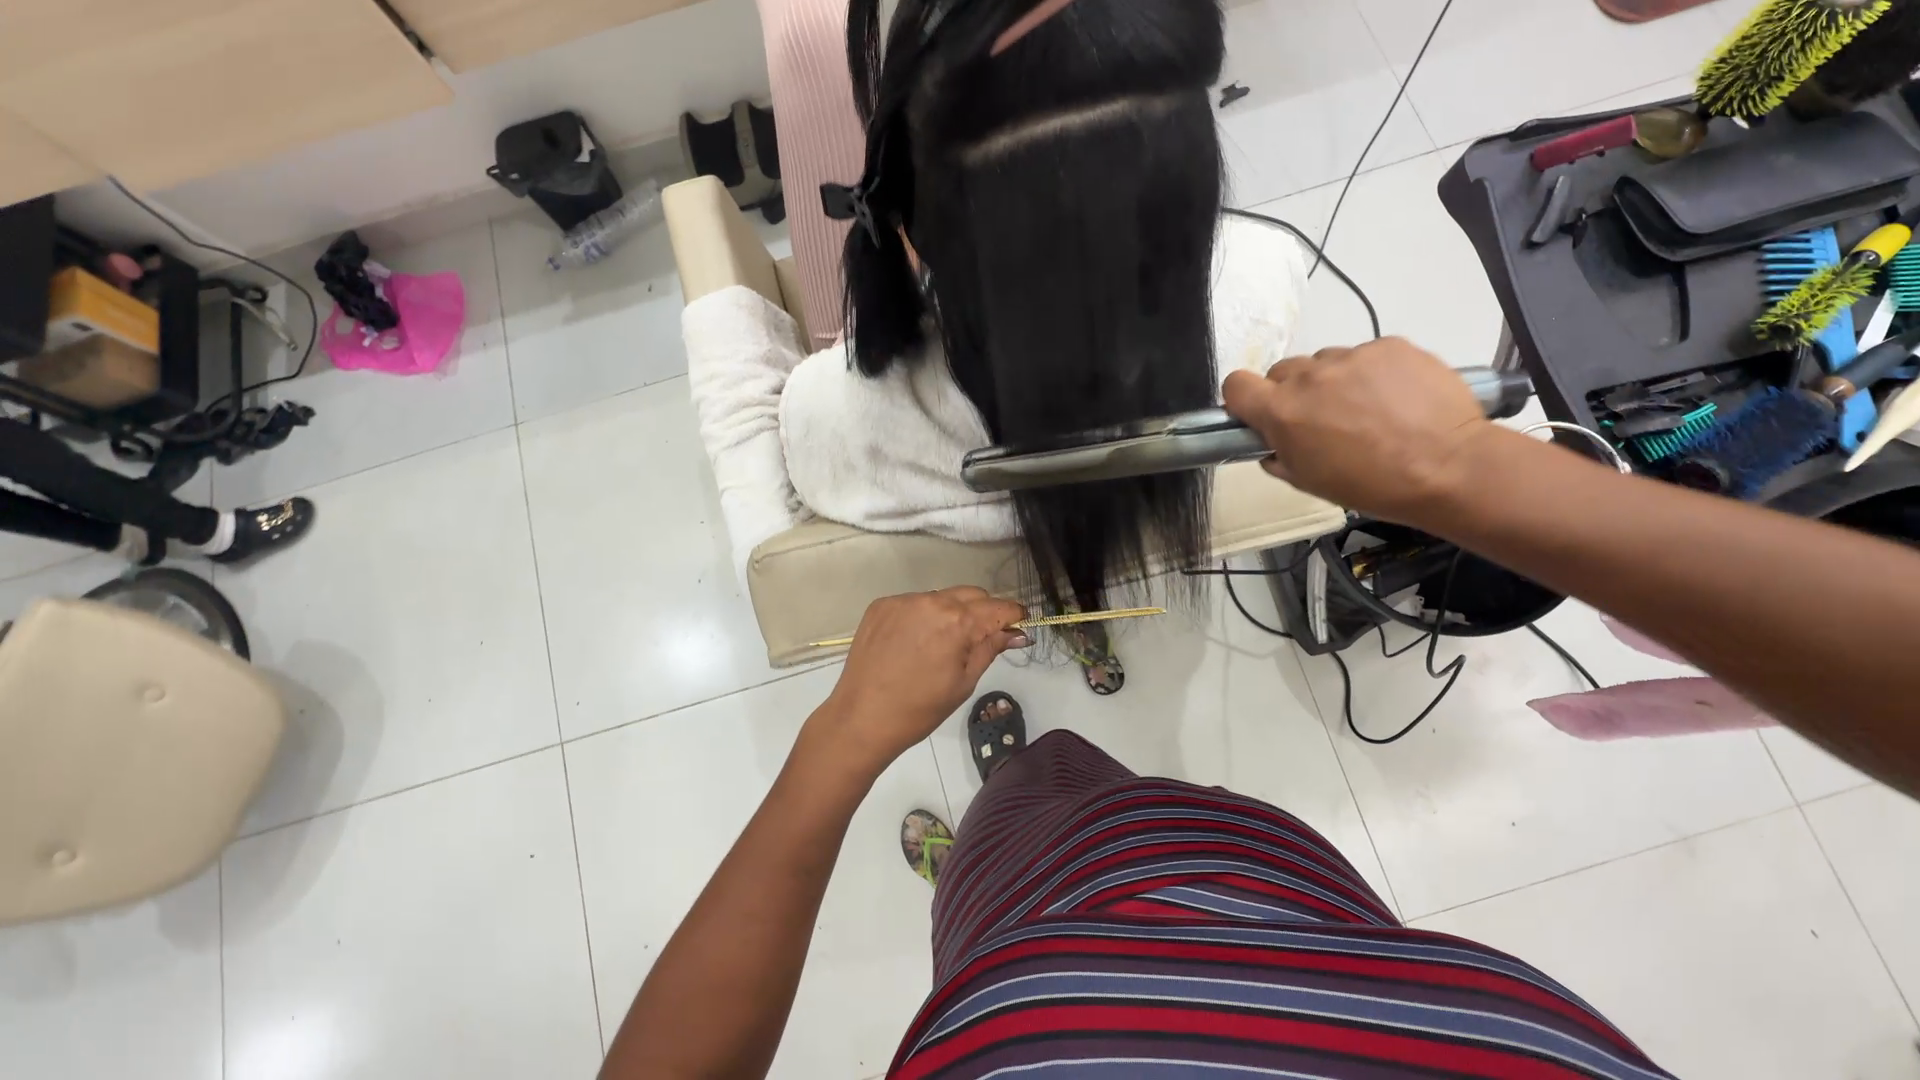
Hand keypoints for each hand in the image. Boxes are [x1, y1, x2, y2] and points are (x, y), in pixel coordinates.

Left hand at [809, 588, 1028, 778]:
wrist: (861, 718)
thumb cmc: (919, 709)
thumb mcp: (964, 682)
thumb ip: (990, 648)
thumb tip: (1017, 633)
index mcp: (957, 622)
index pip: (998, 607)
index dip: (1014, 616)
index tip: (1019, 626)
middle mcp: (931, 601)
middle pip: (972, 595)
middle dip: (983, 612)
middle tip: (981, 640)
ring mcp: (903, 601)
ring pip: (942, 597)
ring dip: (951, 613)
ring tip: (941, 645)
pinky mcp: (881, 606)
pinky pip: (914, 603)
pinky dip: (922, 616)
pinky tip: (914, 643)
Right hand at [1222, 337, 1501, 522]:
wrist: (1449, 467)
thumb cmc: (1372, 485)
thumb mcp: (1310, 482)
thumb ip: (1279, 456)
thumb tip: (1273, 444)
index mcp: (1282, 411)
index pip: (1236, 385)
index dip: (1244, 398)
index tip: (1259, 412)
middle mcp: (1311, 375)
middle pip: (1284, 372)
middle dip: (1295, 393)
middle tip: (1323, 420)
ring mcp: (1353, 356)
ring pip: (1328, 363)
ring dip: (1337, 382)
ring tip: (1369, 411)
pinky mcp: (1391, 345)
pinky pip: (1369, 355)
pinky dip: (1375, 374)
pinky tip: (1397, 399)